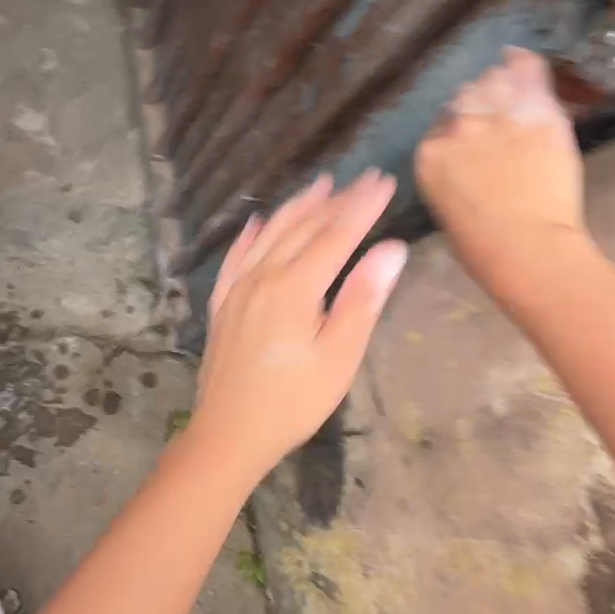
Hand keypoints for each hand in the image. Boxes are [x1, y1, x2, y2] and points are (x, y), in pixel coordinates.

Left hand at [187, 170, 408, 475]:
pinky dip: (250, 236)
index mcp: (295, 287)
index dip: (362, 207)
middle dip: (336, 202)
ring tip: (318, 187)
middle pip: (303, 229)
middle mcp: (262, 277)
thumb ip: (363, 300)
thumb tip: (392, 249)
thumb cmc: (292, 403)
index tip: (385, 181)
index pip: (336, 235)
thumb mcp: (339, 357)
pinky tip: (256, 224)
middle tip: (363, 178)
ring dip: (296, 209)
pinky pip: (236, 259)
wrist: (228, 434)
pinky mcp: (222, 306)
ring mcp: (237, 290)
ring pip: (268, 236)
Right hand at [415, 46, 585, 251]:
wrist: (525, 246)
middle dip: (476, 109)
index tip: (469, 143)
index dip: (457, 132)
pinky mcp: (537, 111)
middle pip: (464, 99)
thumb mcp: (448, 208)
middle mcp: (458, 127)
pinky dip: (522, 62)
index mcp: (429, 155)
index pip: (441, 126)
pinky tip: (517, 56)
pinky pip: (526, 72)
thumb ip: (452, 174)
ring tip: (509, 99)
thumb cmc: (482, 246)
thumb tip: (465, 163)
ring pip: (493, 81)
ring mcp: (498, 114)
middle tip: (493, 128)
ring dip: (499, 88)